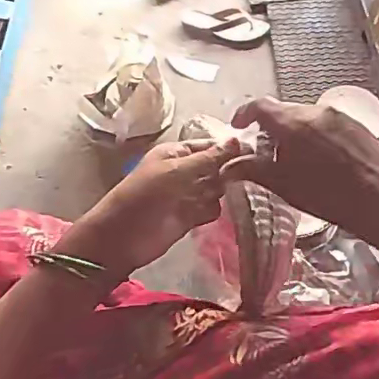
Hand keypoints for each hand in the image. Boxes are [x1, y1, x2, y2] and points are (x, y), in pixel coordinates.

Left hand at [59, 138, 237, 273]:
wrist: (122, 237)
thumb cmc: (145, 195)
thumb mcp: (177, 170)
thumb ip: (209, 158)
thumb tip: (238, 141)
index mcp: (177, 153)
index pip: (209, 145)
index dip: (229, 148)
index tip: (255, 151)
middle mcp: (184, 171)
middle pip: (216, 167)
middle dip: (229, 170)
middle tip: (252, 174)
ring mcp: (187, 195)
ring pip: (216, 188)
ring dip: (224, 191)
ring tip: (239, 192)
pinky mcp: (190, 217)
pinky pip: (211, 209)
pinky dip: (215, 210)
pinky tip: (222, 212)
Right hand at [223, 97, 378, 254]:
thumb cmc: (331, 197)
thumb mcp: (285, 185)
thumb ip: (254, 170)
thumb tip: (228, 167)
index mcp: (294, 122)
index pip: (260, 106)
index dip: (244, 114)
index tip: (238, 127)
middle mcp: (316, 111)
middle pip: (284, 111)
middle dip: (270, 129)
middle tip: (264, 153)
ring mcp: (340, 117)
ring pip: (306, 118)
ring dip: (293, 133)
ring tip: (292, 161)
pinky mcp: (358, 126)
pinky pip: (326, 125)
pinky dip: (314, 137)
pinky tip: (319, 162)